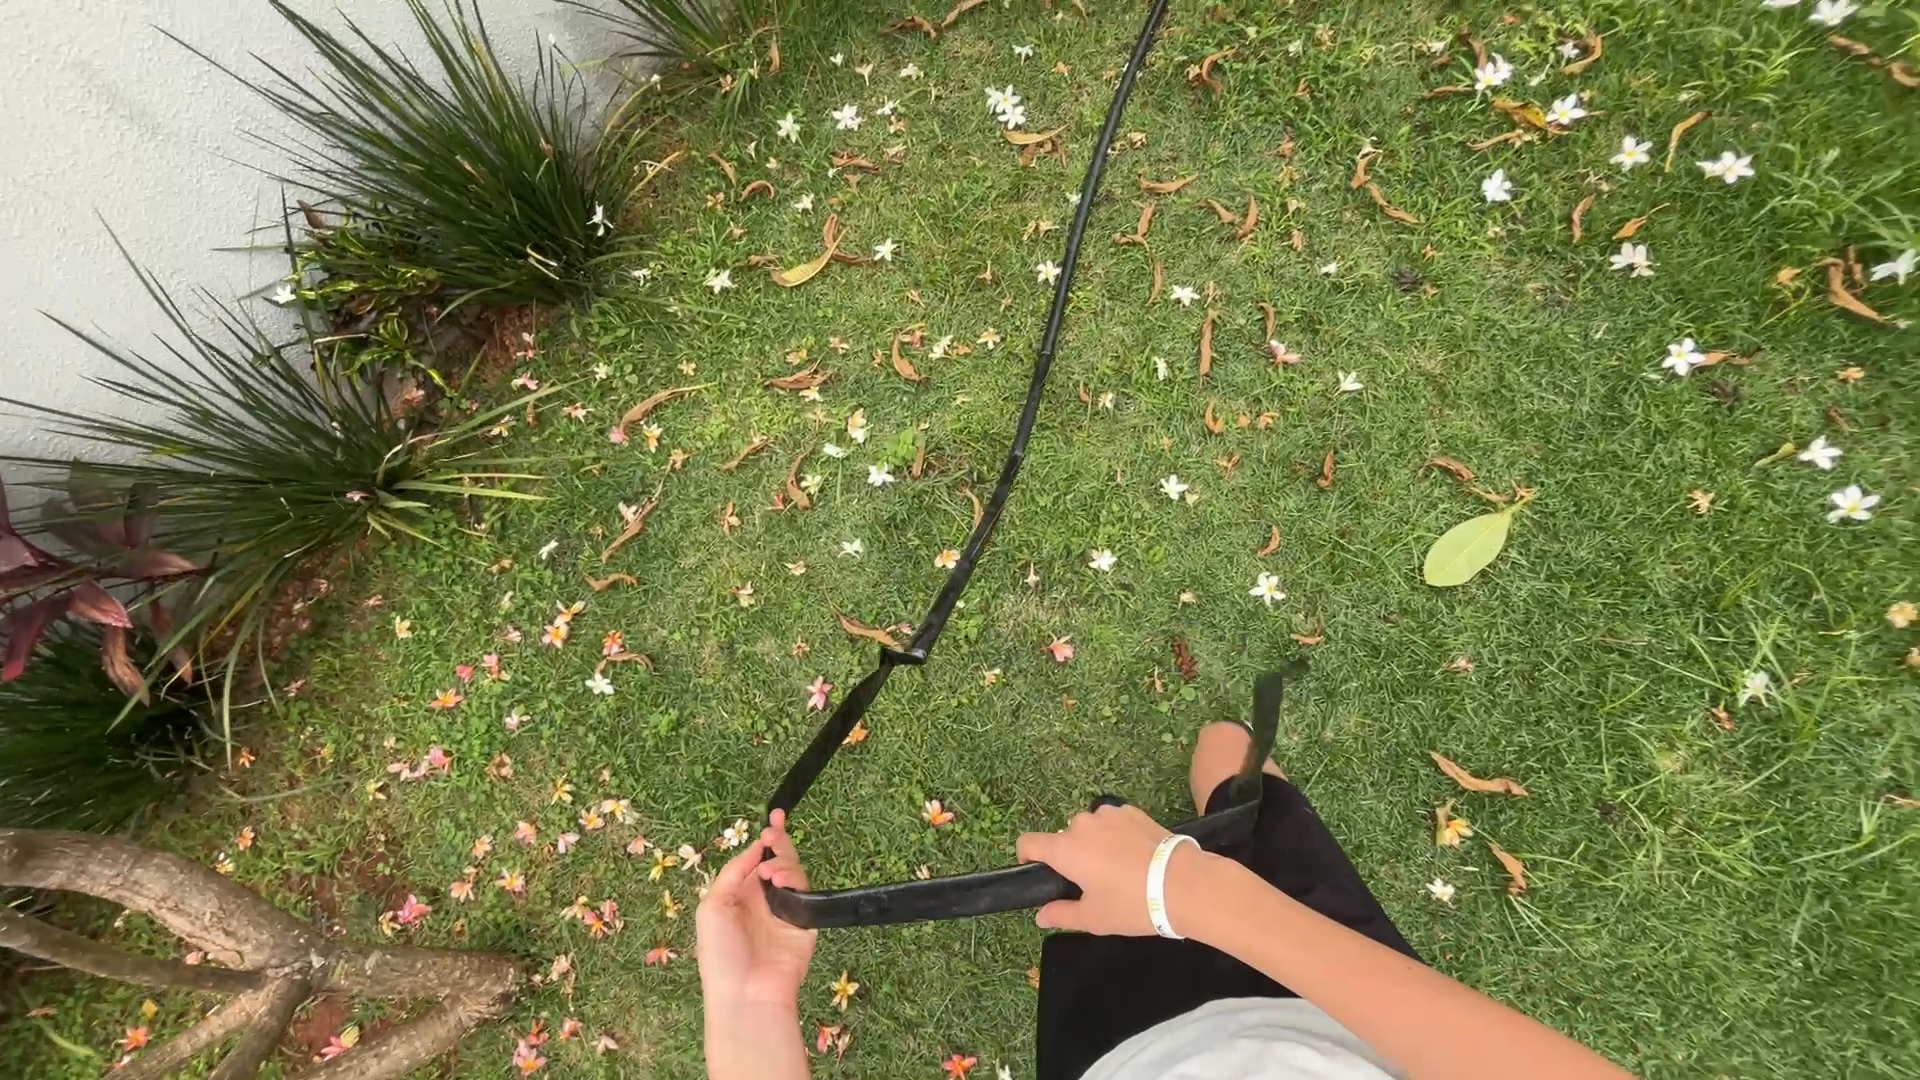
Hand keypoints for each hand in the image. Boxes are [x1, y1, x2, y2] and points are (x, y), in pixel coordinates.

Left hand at [696, 810, 816, 1009]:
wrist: (747, 994)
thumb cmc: (721, 953)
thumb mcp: (713, 907)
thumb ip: (733, 871)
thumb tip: (757, 847)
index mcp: (740, 895)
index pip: (755, 858)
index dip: (764, 838)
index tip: (773, 816)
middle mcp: (763, 898)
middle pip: (777, 858)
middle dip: (778, 840)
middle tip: (774, 830)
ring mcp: (785, 907)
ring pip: (793, 868)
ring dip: (783, 860)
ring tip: (771, 871)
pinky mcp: (805, 918)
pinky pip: (805, 888)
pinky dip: (794, 877)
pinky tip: (781, 880)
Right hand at [1017, 803, 1205, 935]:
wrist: (1183, 883)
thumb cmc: (1133, 904)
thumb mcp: (1095, 919)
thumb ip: (1062, 914)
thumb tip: (1040, 916)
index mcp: (1065, 850)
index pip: (1029, 842)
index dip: (1026, 856)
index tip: (1038, 872)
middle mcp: (1081, 824)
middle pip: (1063, 838)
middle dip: (1070, 857)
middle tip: (1091, 883)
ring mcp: (1107, 814)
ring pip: (1089, 829)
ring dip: (1093, 844)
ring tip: (1117, 869)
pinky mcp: (1131, 811)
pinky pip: (1112, 822)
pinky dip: (1115, 835)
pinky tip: (1135, 856)